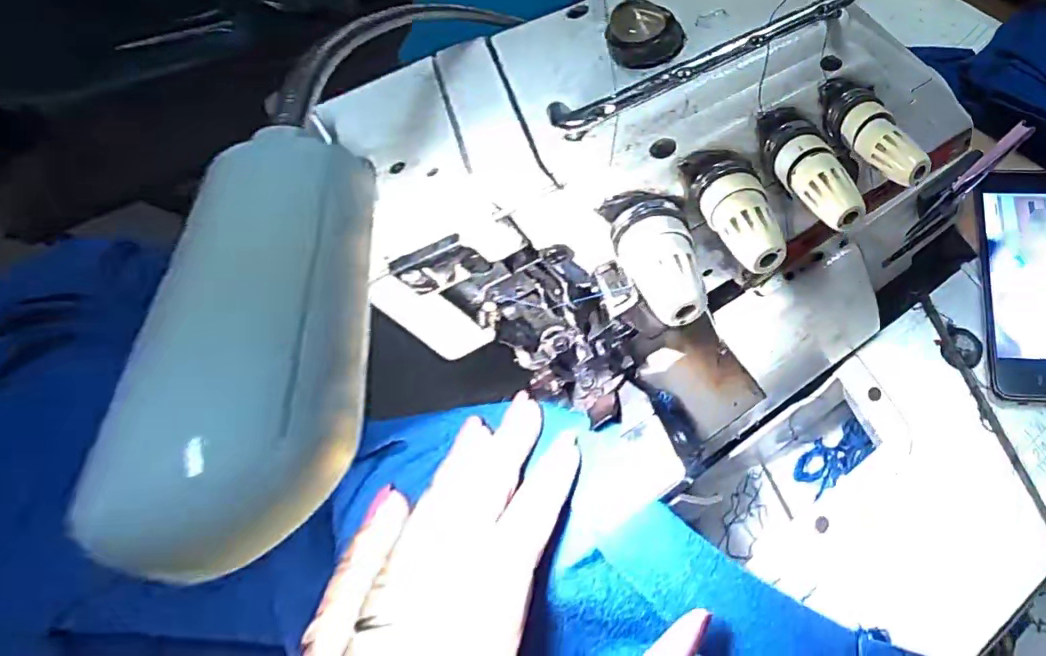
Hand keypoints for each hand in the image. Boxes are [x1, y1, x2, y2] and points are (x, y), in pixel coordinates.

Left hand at [302, 393, 710, 655]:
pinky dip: (371, 546)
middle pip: (459, 538)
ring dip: (443, 490)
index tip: (567, 448)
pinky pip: (348, 599)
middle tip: (520, 414)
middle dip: (495, 467)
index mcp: (476, 653)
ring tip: (470, 438)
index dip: (544, 495)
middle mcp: (422, 641)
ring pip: (408, 555)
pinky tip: (389, 504)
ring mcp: (377, 647)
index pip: (513, 556)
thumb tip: (697, 623)